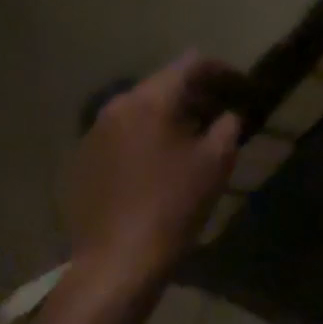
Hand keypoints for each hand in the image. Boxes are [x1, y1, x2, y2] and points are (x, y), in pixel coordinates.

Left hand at [66, 52, 241, 289]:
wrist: (118, 259)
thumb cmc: (176, 202)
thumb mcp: (218, 158)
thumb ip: (227, 123)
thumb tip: (227, 113)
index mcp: (150, 101)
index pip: (190, 64)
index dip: (221, 70)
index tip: (241, 86)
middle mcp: (116, 108)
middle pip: (162, 85)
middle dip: (195, 94)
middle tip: (221, 112)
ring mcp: (93, 134)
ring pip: (140, 110)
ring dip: (168, 116)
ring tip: (193, 137)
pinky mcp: (82, 161)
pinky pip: (122, 134)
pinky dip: (145, 137)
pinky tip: (161, 162)